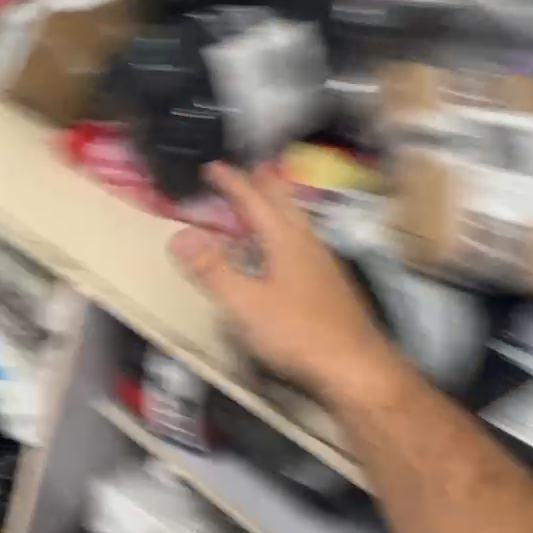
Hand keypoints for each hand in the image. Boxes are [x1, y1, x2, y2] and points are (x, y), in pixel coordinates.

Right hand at [168, 163, 400, 406]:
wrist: (352, 365)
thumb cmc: (296, 333)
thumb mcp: (244, 304)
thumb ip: (213, 270)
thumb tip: (179, 236)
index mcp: (285, 242)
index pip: (255, 202)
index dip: (232, 183)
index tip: (213, 167)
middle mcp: (307, 244)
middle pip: (284, 205)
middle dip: (264, 185)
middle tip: (251, 170)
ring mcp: (322, 265)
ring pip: (296, 224)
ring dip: (277, 209)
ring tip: (266, 204)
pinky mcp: (327, 285)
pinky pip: (301, 246)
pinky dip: (284, 236)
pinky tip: (282, 254)